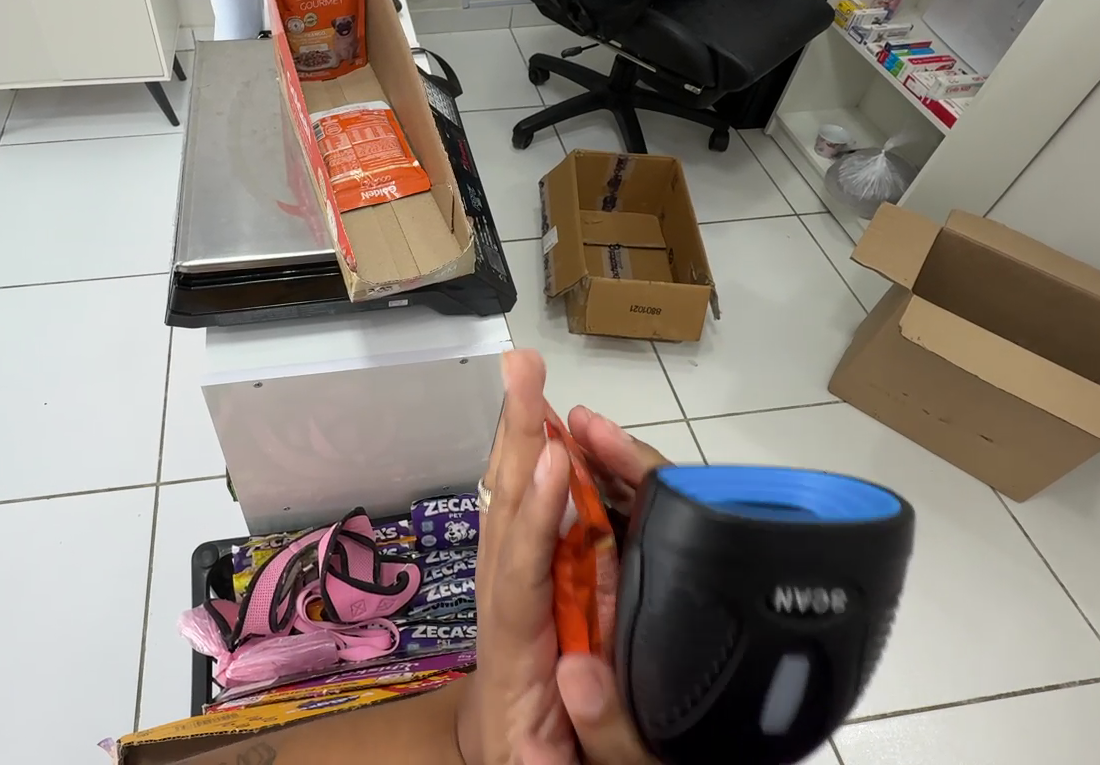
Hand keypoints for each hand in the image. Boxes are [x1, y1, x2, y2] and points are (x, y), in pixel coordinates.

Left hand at [463, 353, 669, 764]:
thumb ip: (597, 737)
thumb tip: (581, 671)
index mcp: (514, 657)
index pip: (520, 574)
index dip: (535, 515)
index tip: (551, 455)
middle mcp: (504, 608)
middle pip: (502, 514)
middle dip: (513, 439)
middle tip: (522, 370)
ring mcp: (510, 588)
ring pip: (507, 504)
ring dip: (518, 437)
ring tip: (526, 377)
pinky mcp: (526, 581)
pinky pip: (525, 517)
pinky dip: (532, 467)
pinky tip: (544, 427)